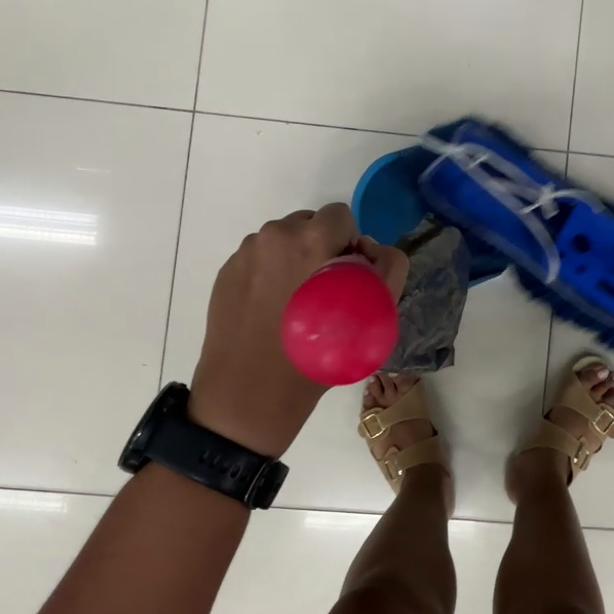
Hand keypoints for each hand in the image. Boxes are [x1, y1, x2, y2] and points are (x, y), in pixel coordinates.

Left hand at [185, 203, 408, 457]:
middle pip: (309, 225)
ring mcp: (244, 254)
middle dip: (320, 249)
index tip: (347, 278)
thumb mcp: (372, 317)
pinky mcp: (225, 274)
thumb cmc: (316, 357)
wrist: (247, 397)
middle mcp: (273, 236)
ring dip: (294, 262)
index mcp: (310, 239)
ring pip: (282, 243)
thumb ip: (388, 268)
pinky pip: (259, 261)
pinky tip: (271, 313)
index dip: (350, 244)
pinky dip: (269, 277)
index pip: (341, 216)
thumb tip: (370, 249)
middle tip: (324, 294)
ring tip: (295, 306)